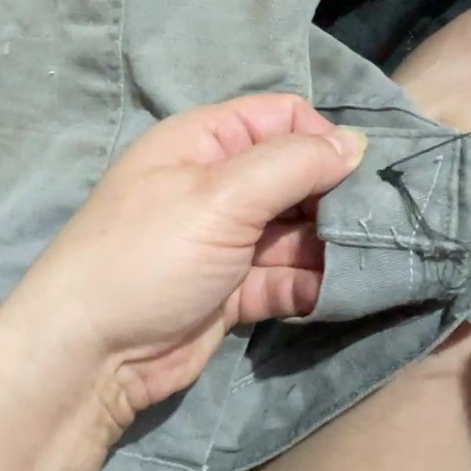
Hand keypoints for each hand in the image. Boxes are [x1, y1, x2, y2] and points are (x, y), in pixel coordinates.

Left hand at [0, 94, 364, 440]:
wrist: (91, 352)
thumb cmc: (150, 256)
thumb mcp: (219, 196)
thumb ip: (291, 164)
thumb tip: (354, 142)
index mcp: (203, 142)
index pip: (280, 118)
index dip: (322, 138)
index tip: (358, 173)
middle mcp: (216, 185)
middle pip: (296, 176)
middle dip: (336, 198)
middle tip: (379, 226)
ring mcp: (224, 242)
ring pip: (297, 232)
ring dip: (332, 247)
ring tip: (371, 263)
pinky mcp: (232, 292)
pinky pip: (285, 278)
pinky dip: (312, 285)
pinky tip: (339, 293)